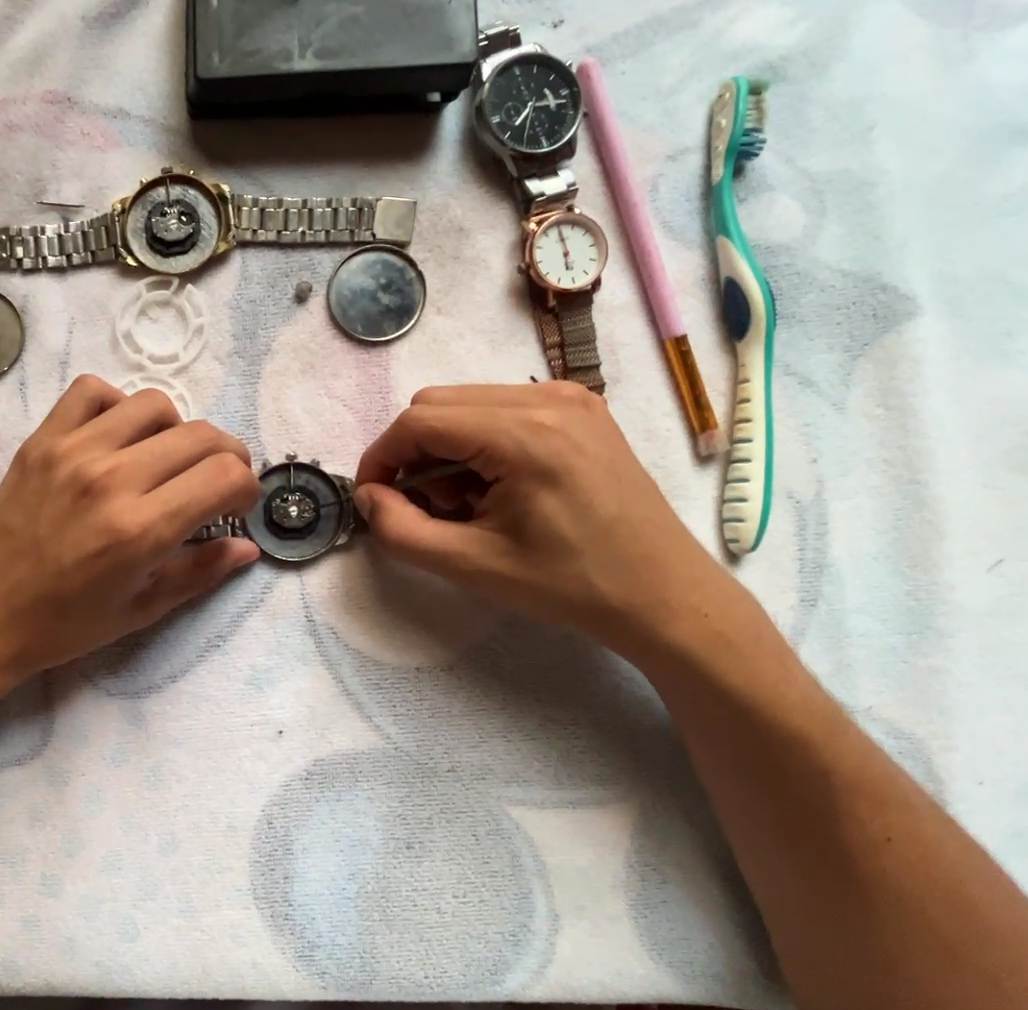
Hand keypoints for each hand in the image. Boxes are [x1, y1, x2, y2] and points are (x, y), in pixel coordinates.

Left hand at [0, 376, 261, 683]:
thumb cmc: (66, 624)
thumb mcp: (142, 610)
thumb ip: (201, 572)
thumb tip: (249, 545)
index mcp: (140, 530)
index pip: (225, 475)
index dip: (246, 488)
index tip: (234, 507)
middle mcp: (110, 479)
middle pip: (201, 436)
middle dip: (225, 459)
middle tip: (212, 484)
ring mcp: (72, 452)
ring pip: (153, 405)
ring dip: (176, 430)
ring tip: (163, 461)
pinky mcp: (41, 441)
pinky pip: (91, 391)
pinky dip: (116, 406)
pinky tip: (117, 439)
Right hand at [353, 382, 732, 658]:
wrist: (660, 593)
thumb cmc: (566, 584)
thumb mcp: (468, 565)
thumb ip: (399, 529)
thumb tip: (367, 496)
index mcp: (524, 434)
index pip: (418, 421)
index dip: (381, 458)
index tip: (373, 500)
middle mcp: (548, 398)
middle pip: (437, 403)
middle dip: (414, 454)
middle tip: (432, 507)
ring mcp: (570, 398)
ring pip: (465, 403)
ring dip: (445, 448)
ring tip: (469, 502)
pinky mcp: (581, 409)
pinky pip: (500, 408)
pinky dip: (478, 442)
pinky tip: (497, 487)